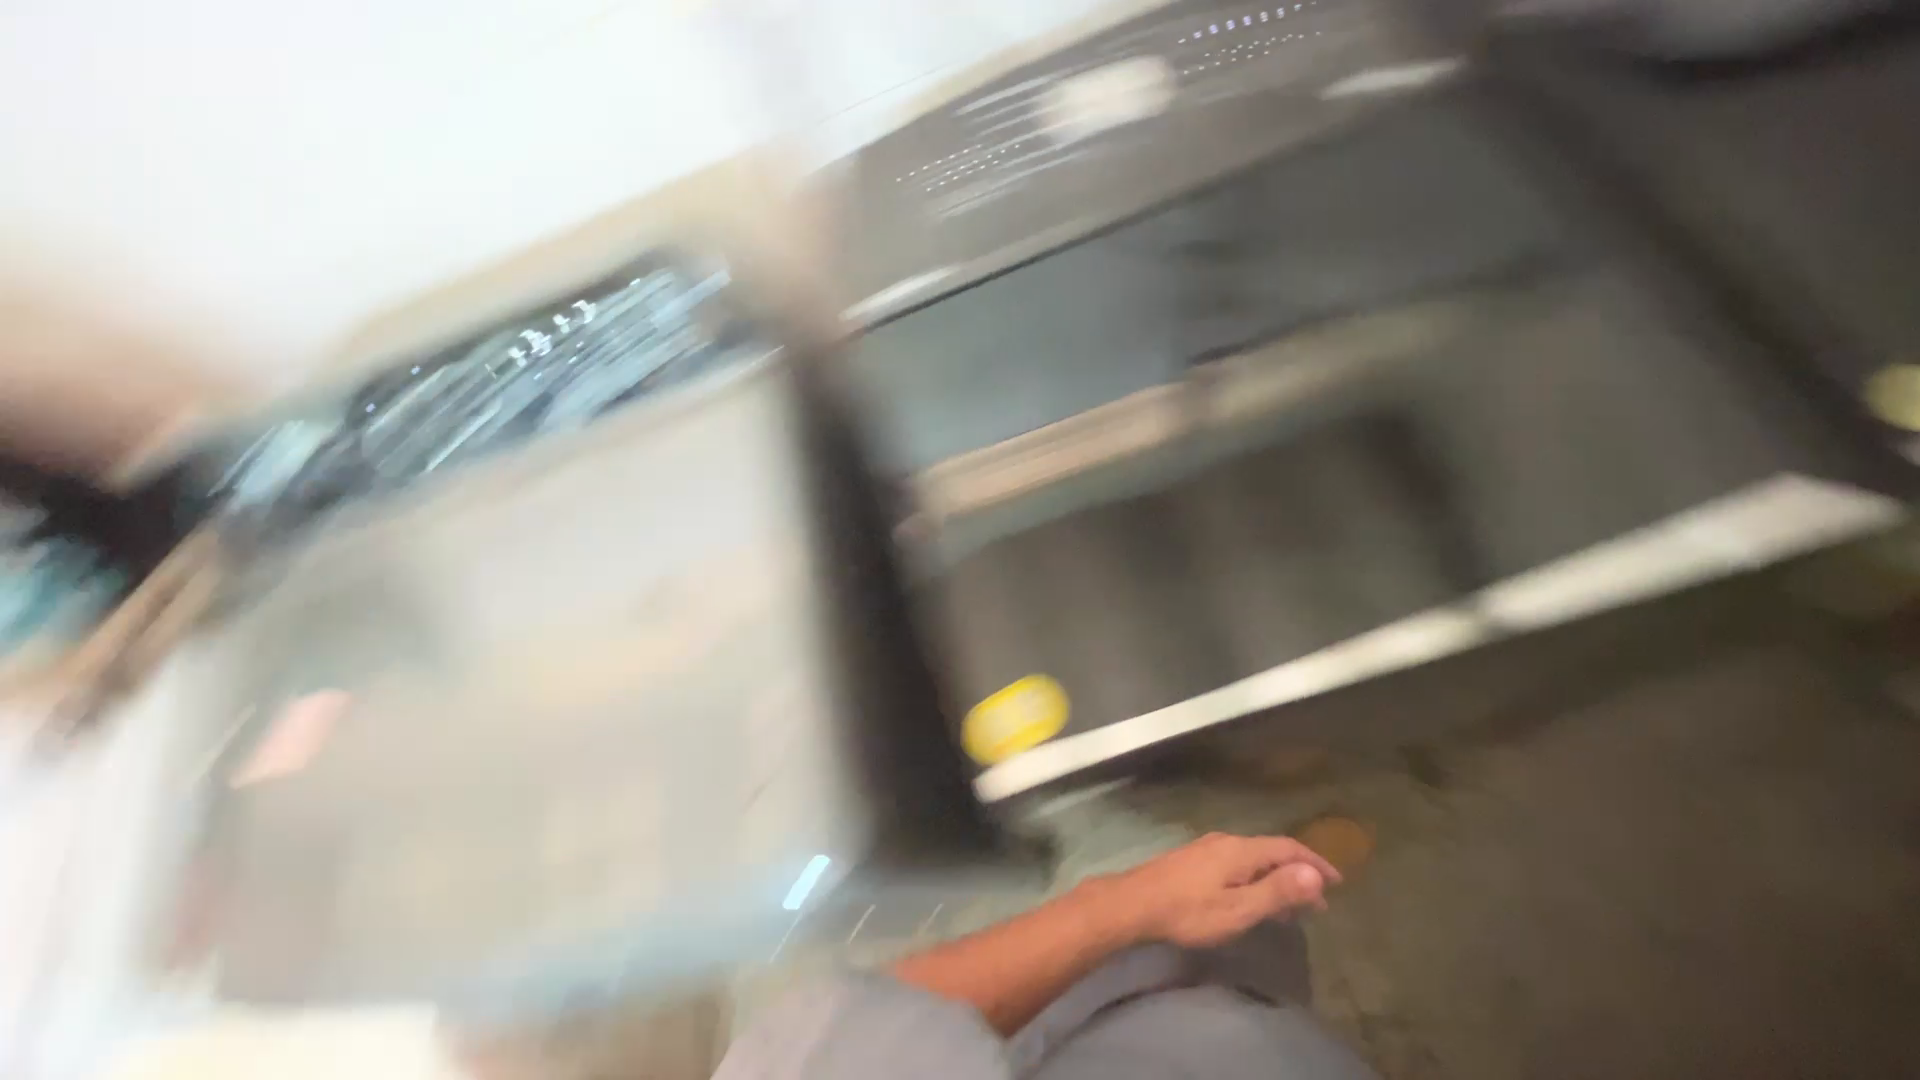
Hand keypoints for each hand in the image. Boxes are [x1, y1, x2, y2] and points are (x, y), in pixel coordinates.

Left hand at [1092, 832, 1342, 948]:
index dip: (1315, 863)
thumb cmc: (1189, 911)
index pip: (1288, 848)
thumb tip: (1315, 874)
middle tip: (1318, 902)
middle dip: (1298, 873)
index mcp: (1240, 850)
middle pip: (1271, 851)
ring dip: (1276, 877)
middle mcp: (1225, 841)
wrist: (1134, 904)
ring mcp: (1206, 849)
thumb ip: (1276, 891)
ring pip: (1252, 858)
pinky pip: (1236, 863)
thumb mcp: (1239, 908)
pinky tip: (1252, 898)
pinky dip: (1255, 878)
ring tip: (1291, 905)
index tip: (1338, 882)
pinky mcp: (1192, 860)